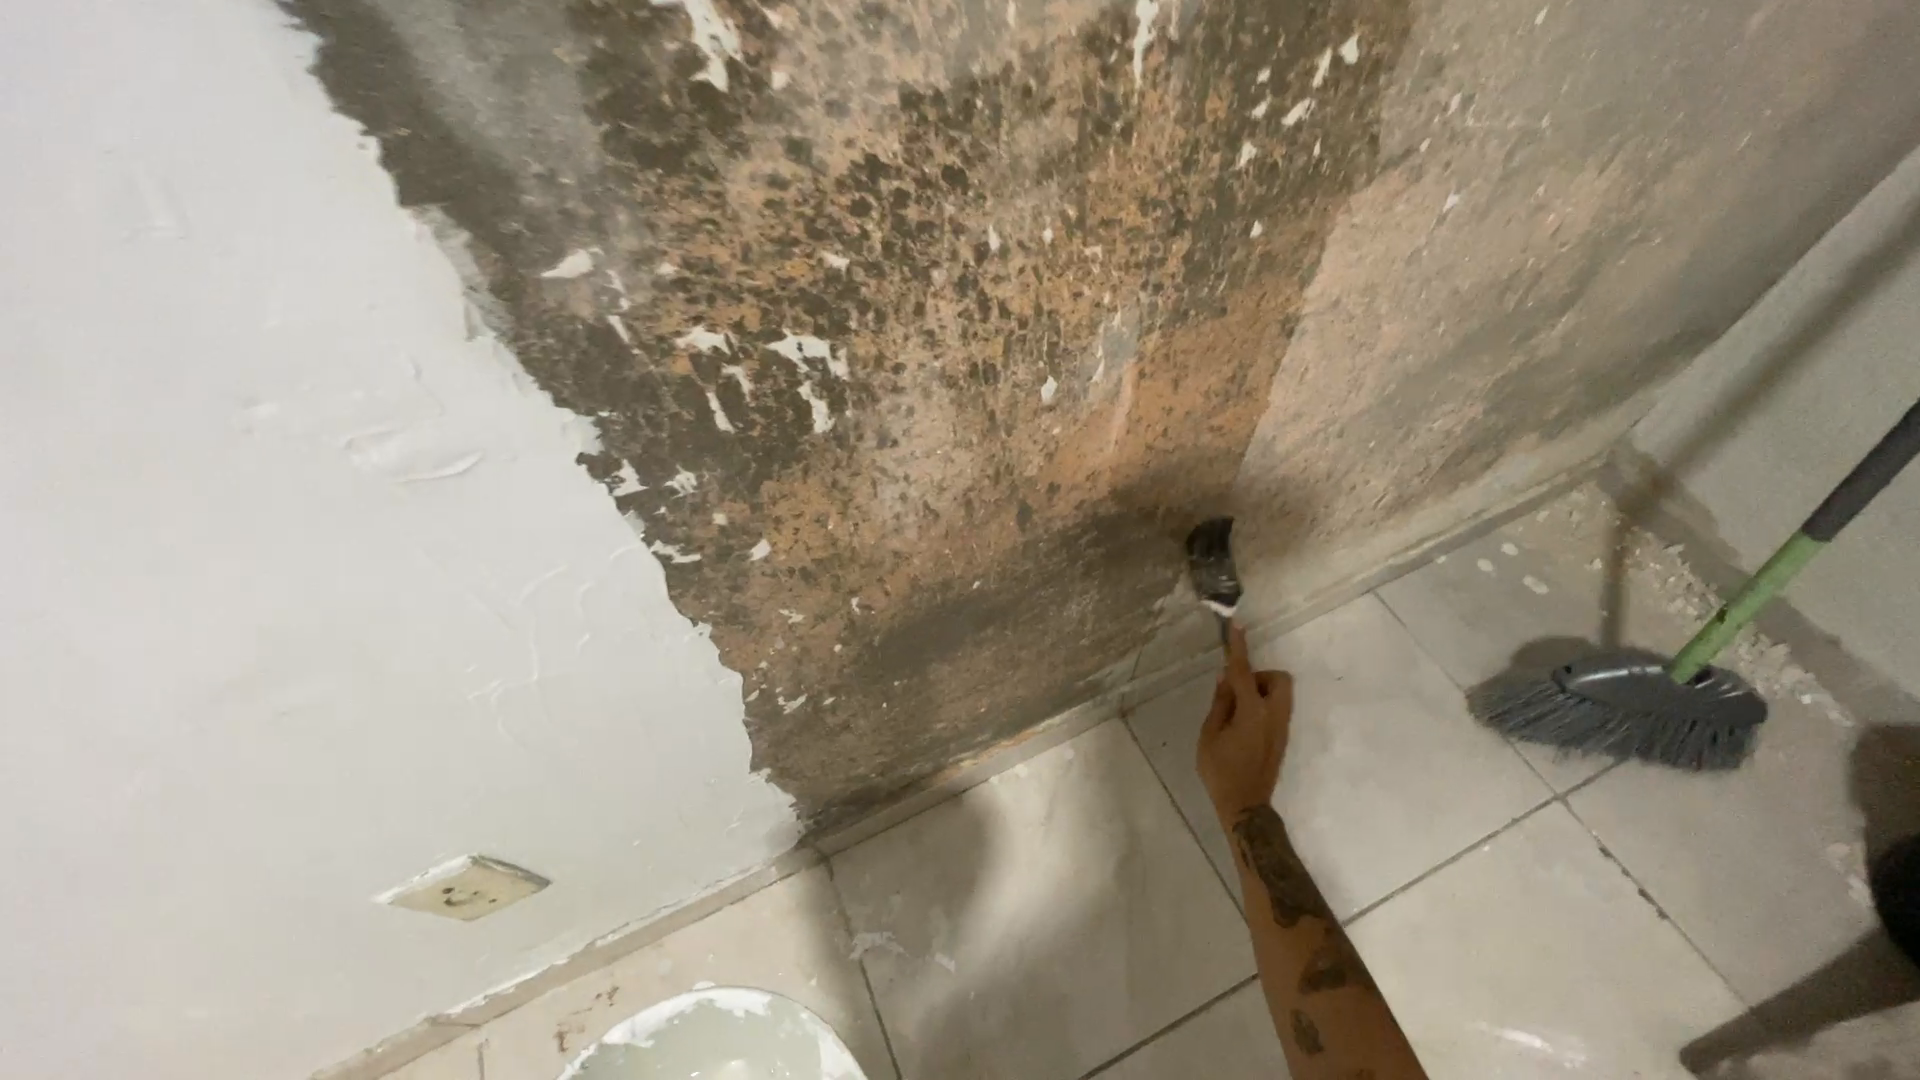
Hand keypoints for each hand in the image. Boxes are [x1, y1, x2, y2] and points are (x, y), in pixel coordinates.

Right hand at [1197, 623, 1293, 824]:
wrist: (1245, 805)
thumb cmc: (1220, 770)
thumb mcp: (1209, 734)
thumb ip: (1220, 703)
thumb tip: (1227, 678)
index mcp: (1252, 712)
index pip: (1243, 672)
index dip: (1238, 648)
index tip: (1237, 626)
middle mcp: (1273, 715)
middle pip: (1277, 679)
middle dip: (1258, 676)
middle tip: (1234, 691)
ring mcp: (1282, 727)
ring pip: (1280, 693)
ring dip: (1260, 691)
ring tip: (1235, 710)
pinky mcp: (1282, 737)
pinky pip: (1276, 708)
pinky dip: (1261, 705)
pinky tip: (1241, 724)